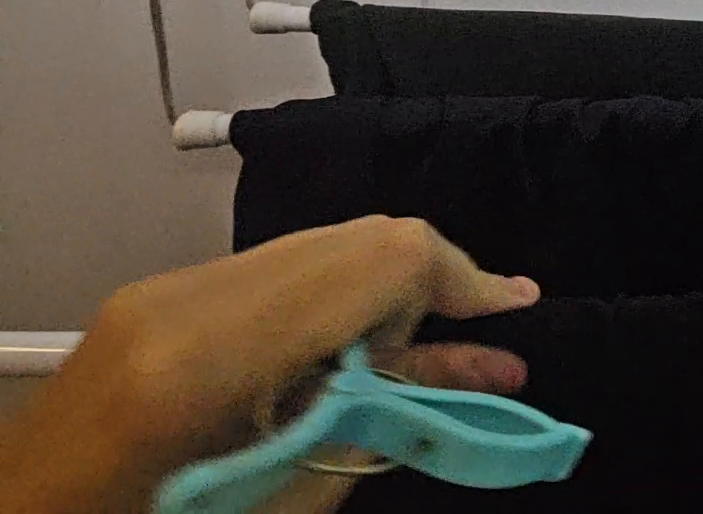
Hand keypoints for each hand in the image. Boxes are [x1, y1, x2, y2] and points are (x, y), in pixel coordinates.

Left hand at [0, 216, 540, 512]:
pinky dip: (351, 287)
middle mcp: (185, 299)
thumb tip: (500, 370)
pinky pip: (302, 256)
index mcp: (205, 361)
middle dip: (435, 283)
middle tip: (462, 339)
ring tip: (392, 355)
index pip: (386, 260)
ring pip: (344, 237)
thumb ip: (399, 418)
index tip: (513, 308)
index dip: (465, 278)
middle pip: (373, 235)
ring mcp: (171, 286)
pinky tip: (344, 344)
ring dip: (393, 286)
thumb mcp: (290, 495)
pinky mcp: (169, 288)